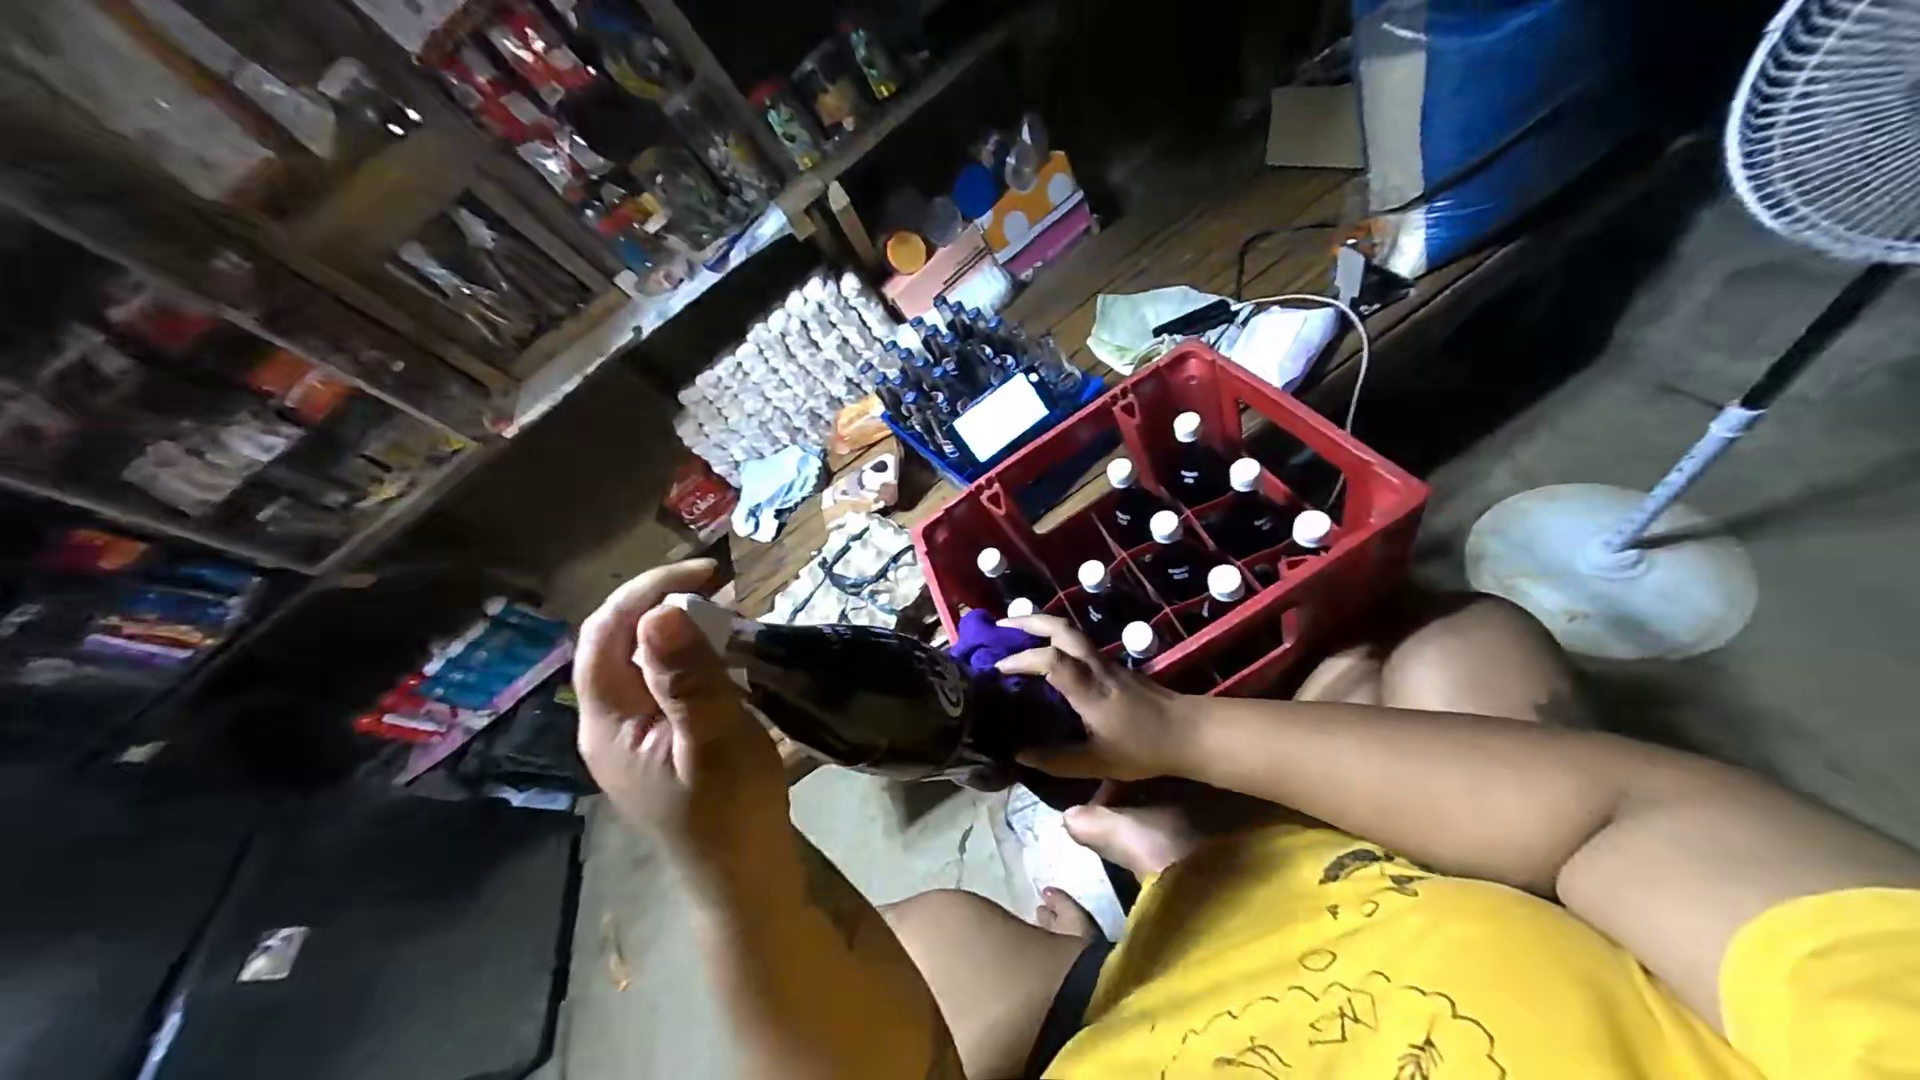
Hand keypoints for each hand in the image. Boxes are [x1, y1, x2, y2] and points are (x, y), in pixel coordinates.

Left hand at [574, 560, 787, 872]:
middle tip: (721, 590)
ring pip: (641, 657)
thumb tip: (663, 610)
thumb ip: (688, 681)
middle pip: (617, 641)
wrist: (743, 874)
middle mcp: (607, 722)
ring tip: (728, 614)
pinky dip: (690, 653)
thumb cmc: (732, 814)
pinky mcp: (657, 738)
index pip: (605, 633)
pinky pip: (662, 678)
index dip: (647, 591)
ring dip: (679, 626)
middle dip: (663, 602)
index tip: (707, 573)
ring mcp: (632, 732)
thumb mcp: (716, 744)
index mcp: (607, 722)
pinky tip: (724, 654)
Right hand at [994, 614, 1183, 780]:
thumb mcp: (1097, 762)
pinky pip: (1076, 642)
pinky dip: (1053, 638)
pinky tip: (1043, 651)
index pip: (1051, 660)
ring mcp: (1105, 661)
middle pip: (1061, 628)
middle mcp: (1094, 666)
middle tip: (999, 628)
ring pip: (1069, 630)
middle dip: (1027, 621)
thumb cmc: (1143, 748)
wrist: (1188, 732)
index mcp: (1089, 688)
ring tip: (1014, 632)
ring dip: (1040, 625)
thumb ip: (1055, 759)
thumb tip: (1018, 754)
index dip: (1021, 660)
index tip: (997, 669)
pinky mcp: (1111, 664)